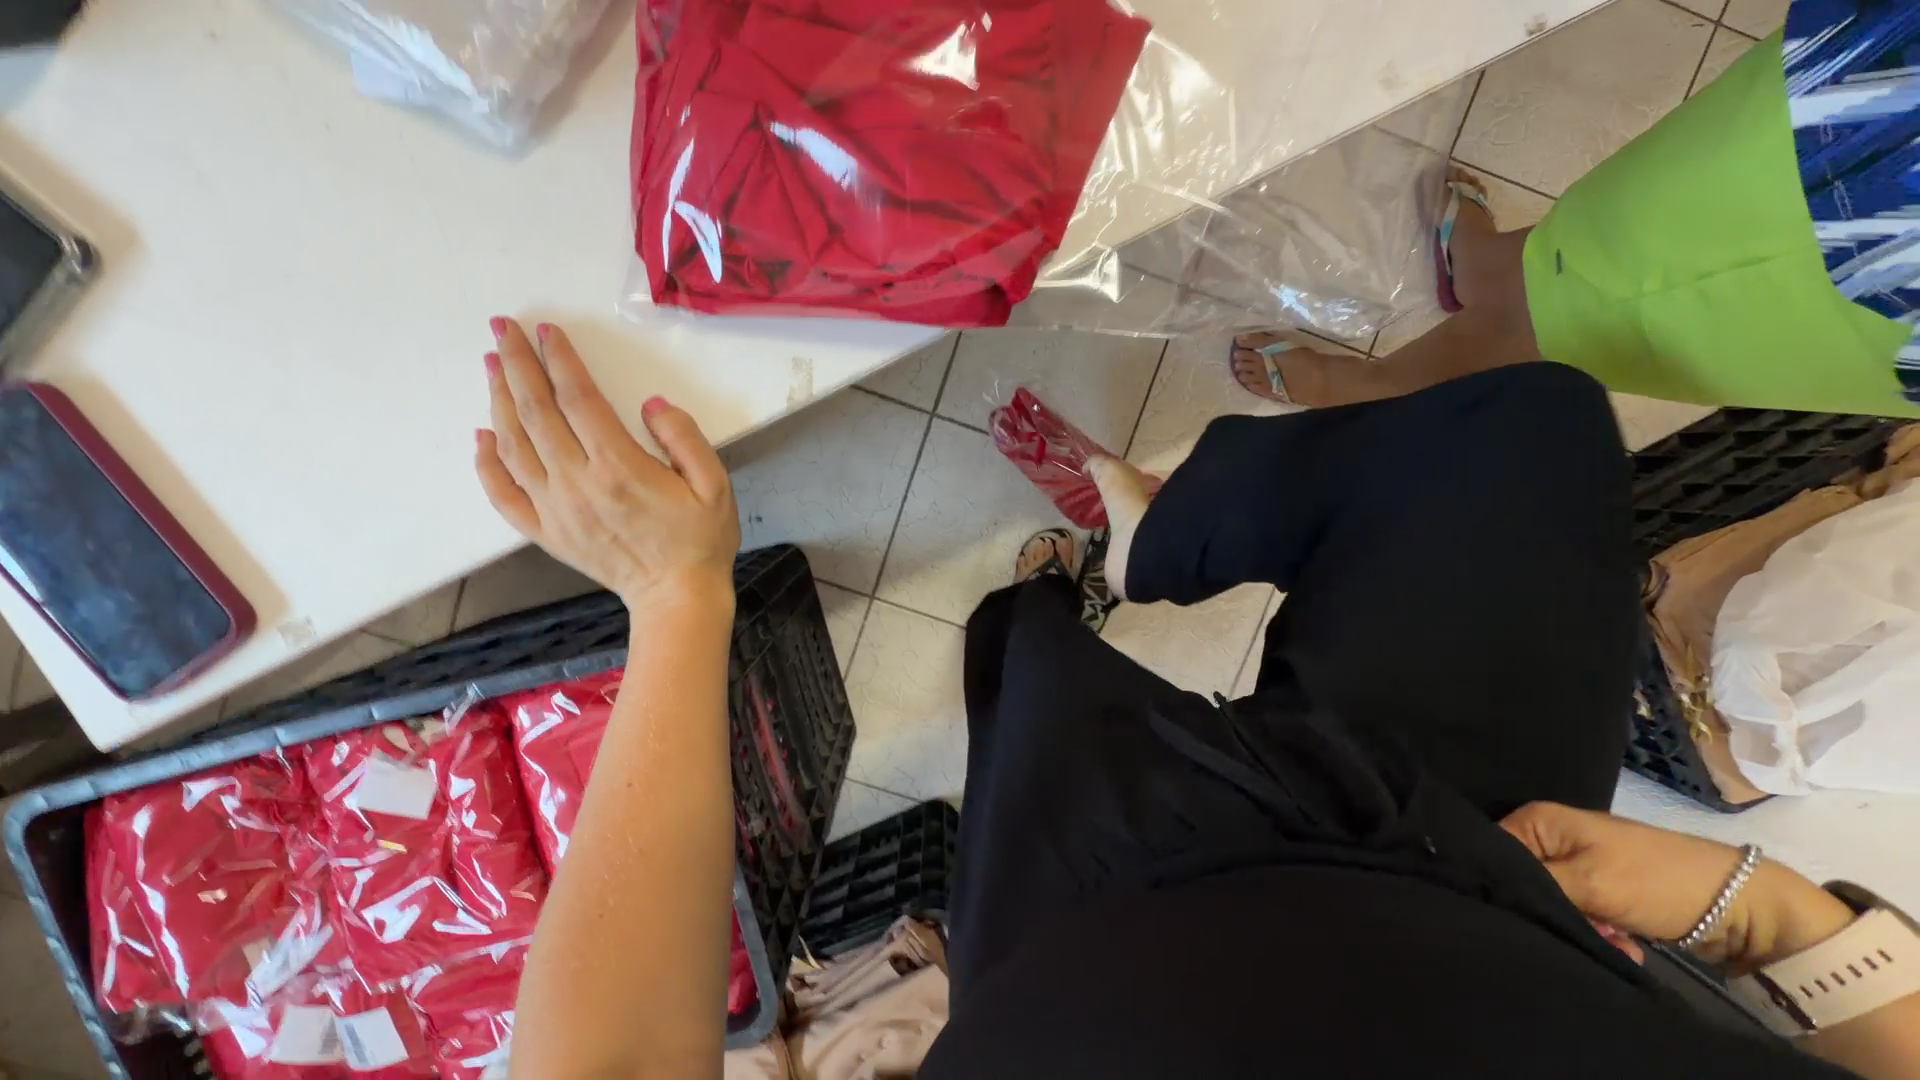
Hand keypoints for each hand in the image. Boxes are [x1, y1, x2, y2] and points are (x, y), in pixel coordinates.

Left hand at [475, 317, 740, 609]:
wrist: (677, 597)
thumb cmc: (701, 539)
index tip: (546, 330)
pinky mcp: (545, 532)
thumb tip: (650, 405)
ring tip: (493, 366)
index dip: (560, 360)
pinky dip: (486, 463)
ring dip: (499, 401)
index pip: (578, 399)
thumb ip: (684, 438)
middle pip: (536, 412)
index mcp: (619, 467)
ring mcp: (555, 509)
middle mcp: (577, 483)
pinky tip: (482, 436)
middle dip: (518, 365)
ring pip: (514, 445)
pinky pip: (503, 494)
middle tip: (503, 329)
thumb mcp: (715, 484)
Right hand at [1501, 802, 1855, 969]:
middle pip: (1524, 877)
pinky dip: (1594, 929)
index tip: (1528, 913)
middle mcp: (1552, 834)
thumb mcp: (1588, 883)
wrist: (1743, 906)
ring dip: (1577, 926)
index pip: (1493, 851)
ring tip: (1609, 942)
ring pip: (1552, 898)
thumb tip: (1483, 884)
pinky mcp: (1600, 883)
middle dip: (1548, 910)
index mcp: (1539, 819)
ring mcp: (1577, 858)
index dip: (1504, 884)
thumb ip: (1532, 882)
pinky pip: (1578, 908)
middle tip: (1580, 930)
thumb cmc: (1656, 882)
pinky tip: (1619, 944)